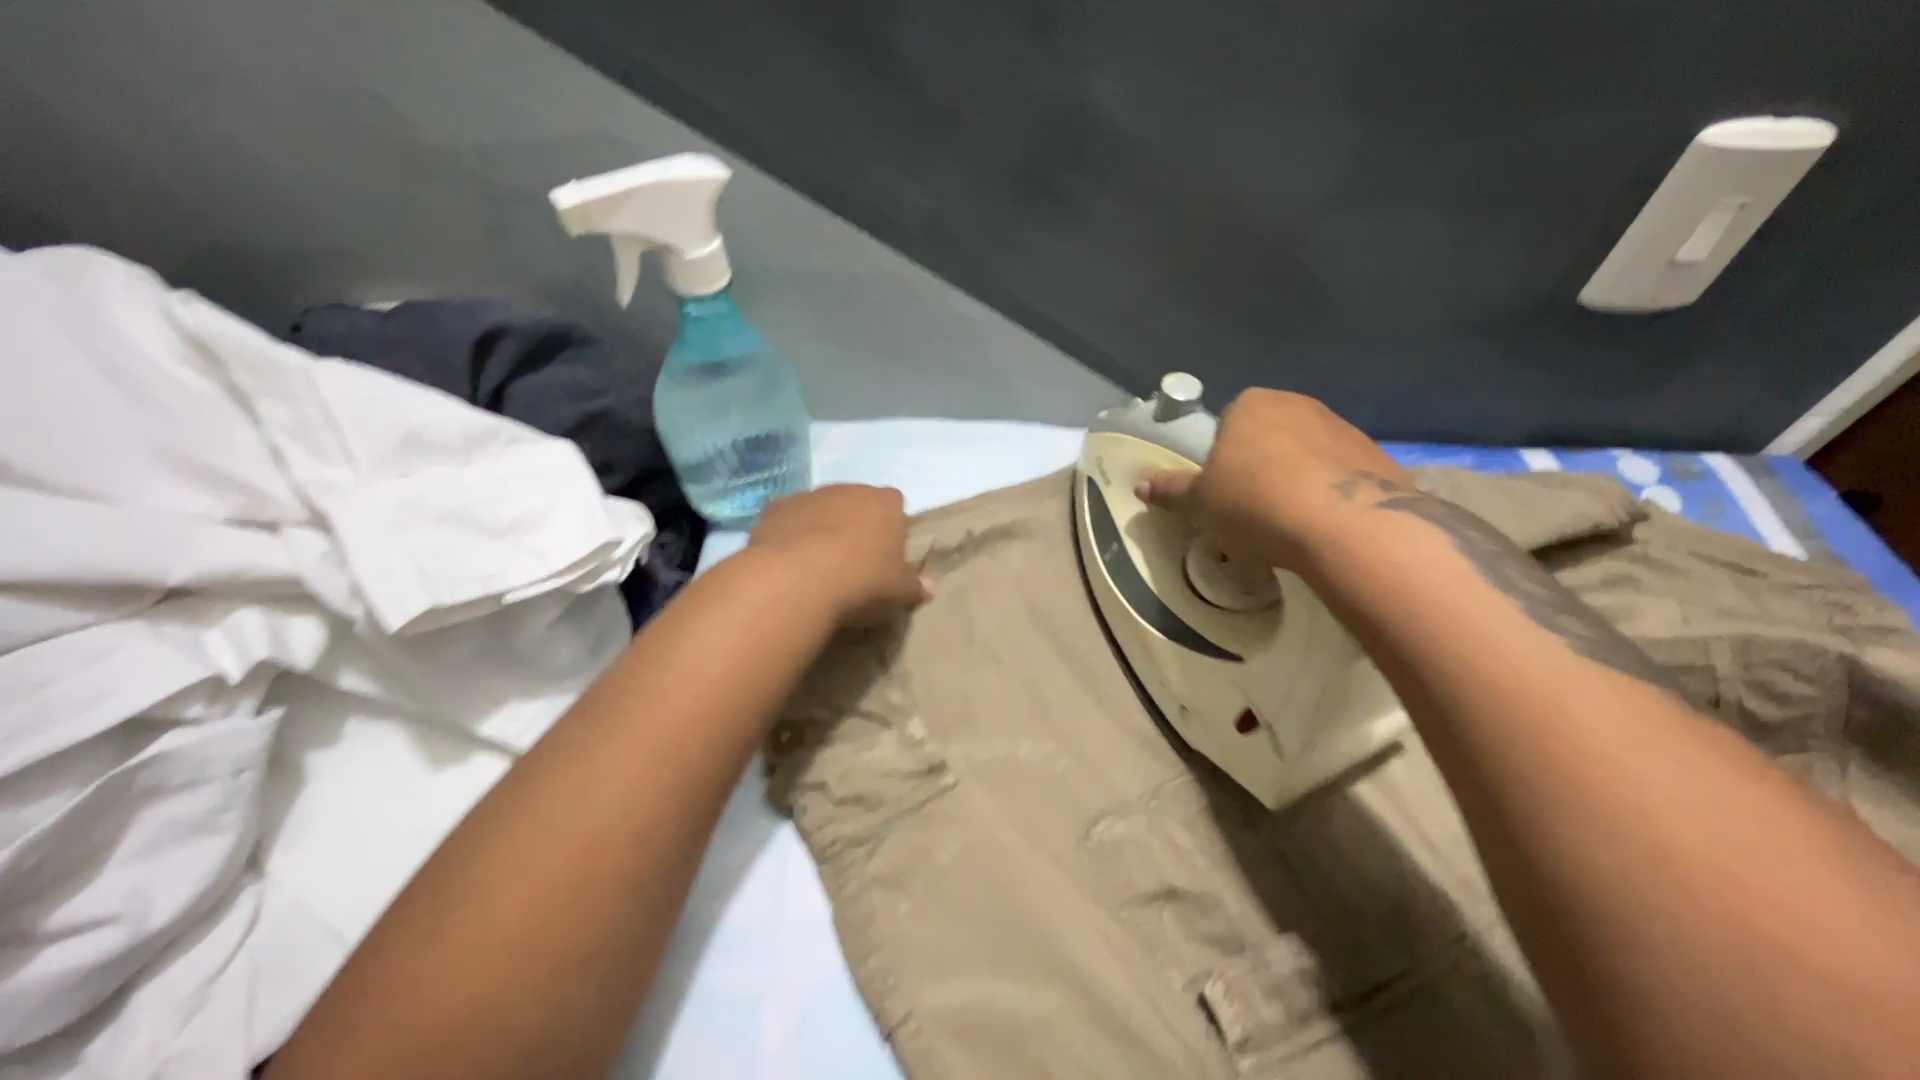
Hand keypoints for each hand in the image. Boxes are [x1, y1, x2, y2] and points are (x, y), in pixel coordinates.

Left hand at [747, 485, 931, 626]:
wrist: (796, 580)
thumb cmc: (861, 582)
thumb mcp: (898, 593)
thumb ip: (915, 586)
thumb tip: (930, 587)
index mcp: (884, 504)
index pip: (896, 503)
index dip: (892, 525)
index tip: (886, 553)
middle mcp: (848, 490)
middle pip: (856, 501)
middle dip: (855, 523)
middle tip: (852, 560)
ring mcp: (809, 496)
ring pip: (820, 507)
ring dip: (821, 526)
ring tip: (817, 563)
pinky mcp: (774, 508)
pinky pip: (787, 517)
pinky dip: (789, 532)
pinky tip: (788, 559)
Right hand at [1136, 389, 1412, 570]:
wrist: (1347, 526)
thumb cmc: (1255, 505)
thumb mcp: (1200, 504)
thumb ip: (1171, 491)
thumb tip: (1139, 483)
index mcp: (1249, 405)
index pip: (1228, 423)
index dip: (1223, 458)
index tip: (1224, 492)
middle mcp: (1297, 404)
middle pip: (1270, 434)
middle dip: (1262, 465)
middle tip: (1252, 508)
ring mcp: (1342, 427)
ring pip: (1308, 452)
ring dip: (1298, 478)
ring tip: (1290, 523)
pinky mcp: (1376, 456)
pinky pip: (1341, 474)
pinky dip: (1332, 493)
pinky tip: (1324, 525)